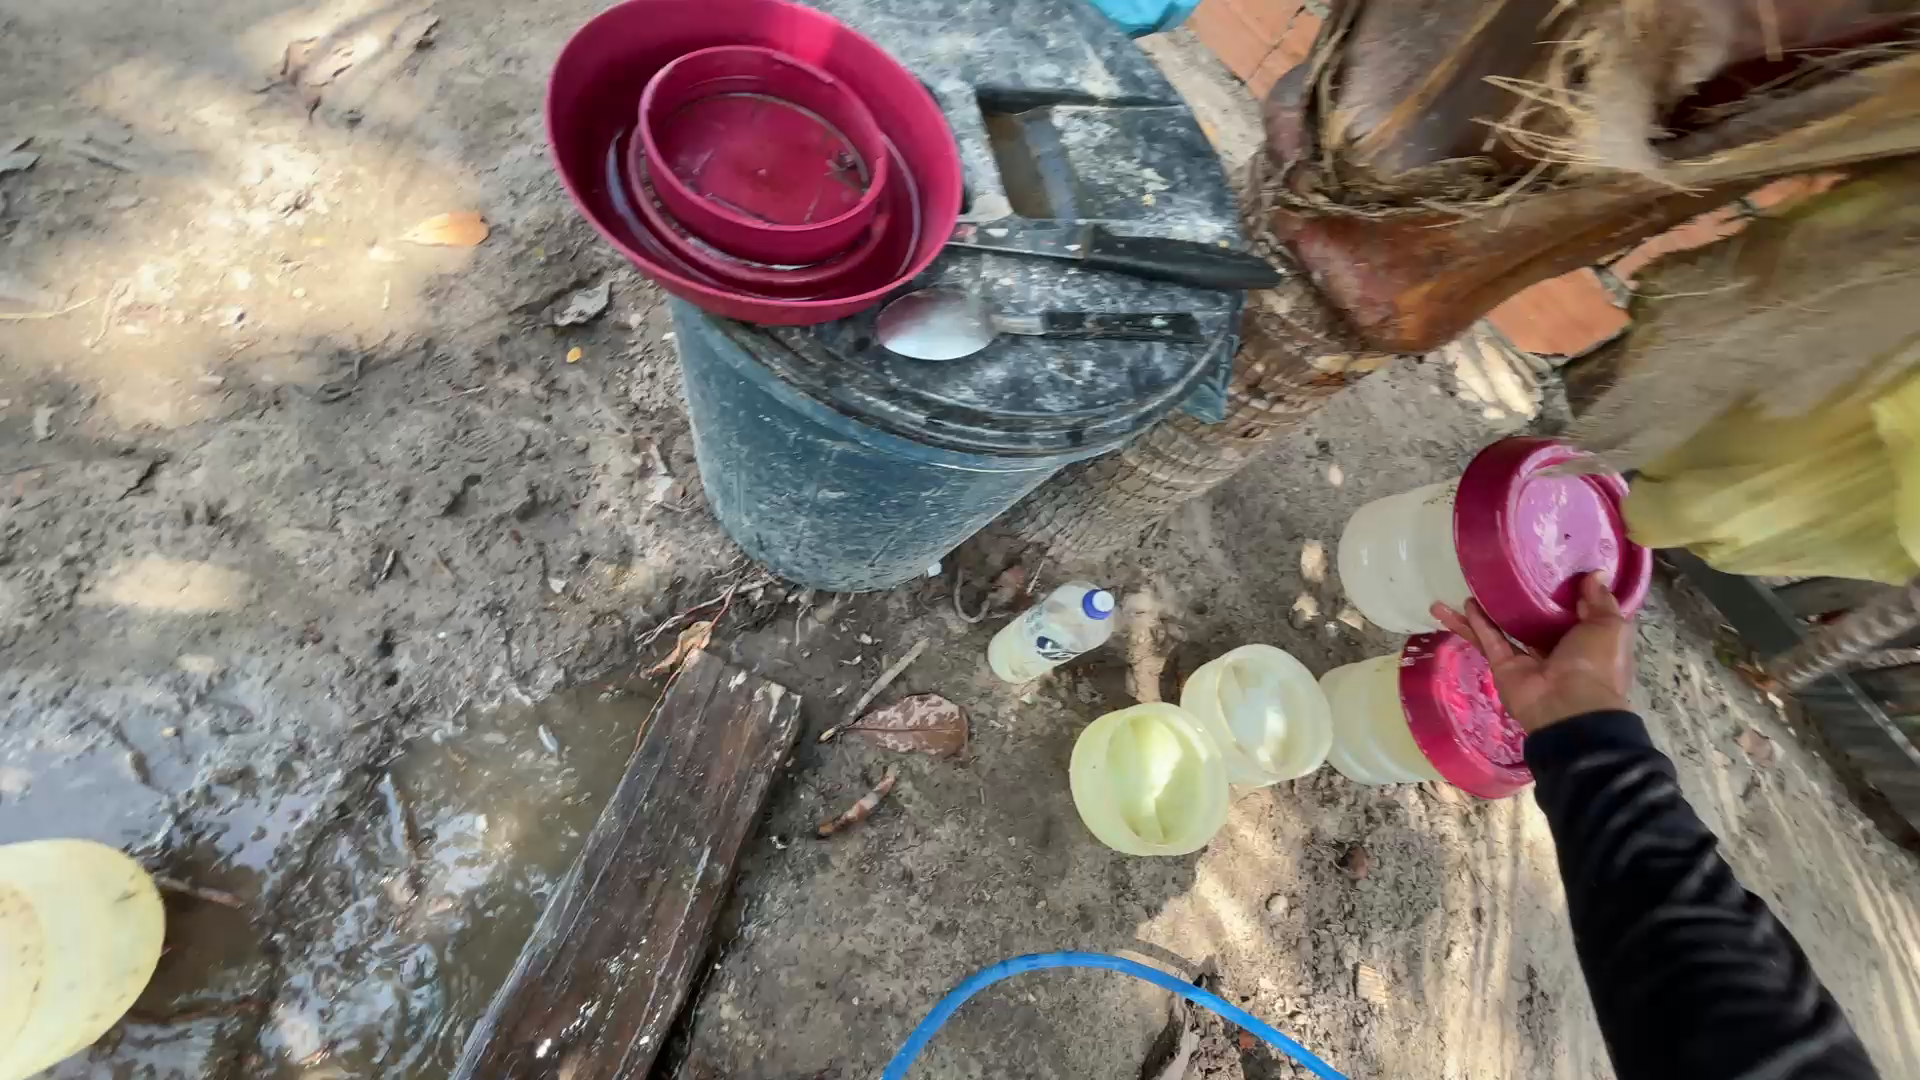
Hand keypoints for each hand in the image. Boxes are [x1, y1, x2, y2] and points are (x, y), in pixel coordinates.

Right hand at [1431, 572, 1633, 733]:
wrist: (1569, 705)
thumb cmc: (1596, 664)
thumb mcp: (1610, 628)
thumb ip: (1600, 601)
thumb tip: (1596, 573)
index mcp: (1585, 641)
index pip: (1571, 614)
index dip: (1560, 595)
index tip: (1547, 571)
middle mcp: (1555, 649)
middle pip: (1530, 621)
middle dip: (1515, 604)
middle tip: (1500, 580)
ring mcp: (1526, 657)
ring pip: (1501, 629)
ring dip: (1482, 614)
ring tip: (1464, 591)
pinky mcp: (1502, 665)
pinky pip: (1488, 640)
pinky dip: (1476, 624)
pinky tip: (1464, 605)